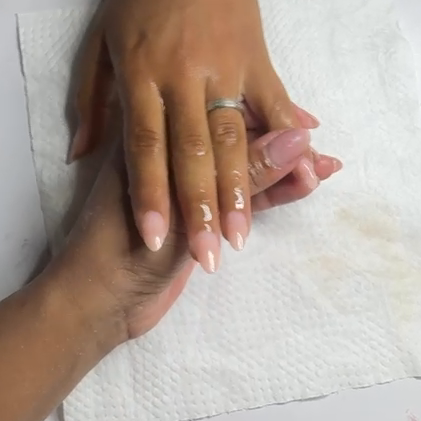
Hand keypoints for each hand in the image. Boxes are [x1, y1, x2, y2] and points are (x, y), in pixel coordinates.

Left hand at [53, 127, 341, 342]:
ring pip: (244, 167)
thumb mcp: (184, 208)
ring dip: (285, 168)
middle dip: (284, 148)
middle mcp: (175, 149)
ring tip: (329, 167)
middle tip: (323, 154)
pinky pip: (240, 196)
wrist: (92, 302)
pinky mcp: (199, 211)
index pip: (220, 118)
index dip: (269, 122)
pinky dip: (274, 192)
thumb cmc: (115, 247)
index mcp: (160, 132)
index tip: (309, 129)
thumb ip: (239, 175)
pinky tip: (306, 184)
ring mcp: (187, 180)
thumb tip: (293, 141)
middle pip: (239, 140)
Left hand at [69, 0, 315, 273]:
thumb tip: (79, 153)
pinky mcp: (255, 55)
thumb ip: (91, 100)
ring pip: (234, 135)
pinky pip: (274, 99)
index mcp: (140, 73)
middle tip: (208, 256)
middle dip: (199, 208)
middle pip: (191, 151)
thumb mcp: (99, 42)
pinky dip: (289, 131)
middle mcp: (182, 74)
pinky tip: (305, 162)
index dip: (150, 193)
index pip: (144, 145)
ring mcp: (224, 65)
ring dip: (242, 187)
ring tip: (244, 232)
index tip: (154, 239)